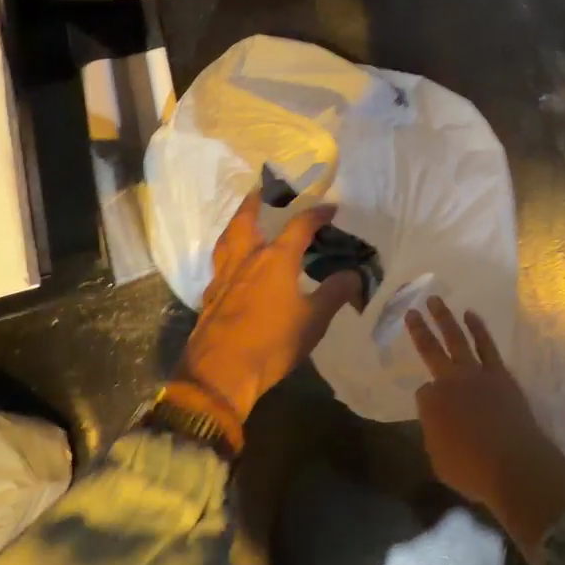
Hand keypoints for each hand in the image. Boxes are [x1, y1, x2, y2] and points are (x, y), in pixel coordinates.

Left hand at [173, 193, 363, 443]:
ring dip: (237, 223)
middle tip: (265, 191)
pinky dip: (229, 254)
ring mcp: (224, 277)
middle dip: (258, 202)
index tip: (330, 208)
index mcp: (275, 259)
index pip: (299, 225)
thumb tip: (353, 274)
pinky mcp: (210, 296)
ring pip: (227, 239)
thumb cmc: (272, 342)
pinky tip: (235, 265)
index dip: (316, 214)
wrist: (220, 374)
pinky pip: (220, 264)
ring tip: (246, 218)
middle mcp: (247, 259)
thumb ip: (334, 293)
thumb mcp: (313, 320)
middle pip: (247, 219)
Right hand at [408, 298, 564, 564]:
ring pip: (456, 338)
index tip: (434, 411)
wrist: (513, 463)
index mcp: (432, 404)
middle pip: (431, 349)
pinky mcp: (500, 373)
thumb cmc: (473, 470)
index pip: (423, 394)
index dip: (427, 401)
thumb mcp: (440, 461)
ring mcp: (476, 373)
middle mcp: (450, 381)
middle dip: (419, 330)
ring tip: (435, 300)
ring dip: (445, 318)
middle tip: (411, 311)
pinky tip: (471, 315)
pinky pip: (486, 344)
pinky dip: (478, 328)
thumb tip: (438, 423)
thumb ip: (435, 436)